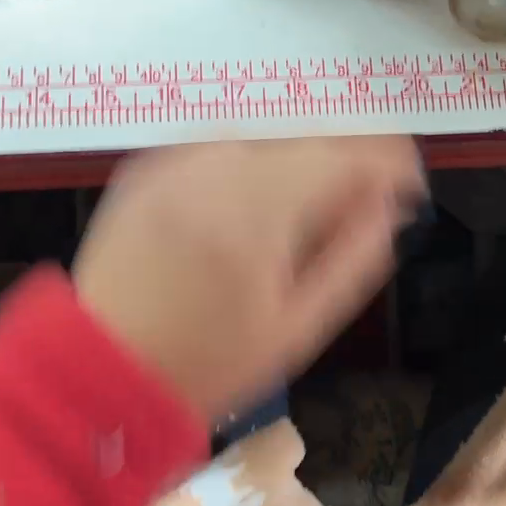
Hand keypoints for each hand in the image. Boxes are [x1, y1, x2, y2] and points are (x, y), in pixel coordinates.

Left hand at [73, 137, 425, 420]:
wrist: (95, 371)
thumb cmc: (208, 363)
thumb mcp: (298, 328)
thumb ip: (354, 258)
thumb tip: (391, 204)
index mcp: (257, 214)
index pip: (343, 157)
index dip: (388, 159)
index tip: (410, 178)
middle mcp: (217, 169)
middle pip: (309, 137)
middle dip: (350, 156)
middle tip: (371, 190)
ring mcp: (178, 161)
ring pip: (269, 134)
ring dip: (304, 156)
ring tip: (315, 198)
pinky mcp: (150, 163)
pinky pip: (225, 142)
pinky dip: (256, 157)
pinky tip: (258, 193)